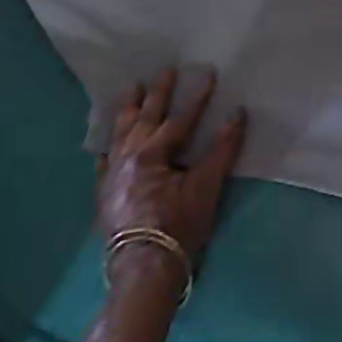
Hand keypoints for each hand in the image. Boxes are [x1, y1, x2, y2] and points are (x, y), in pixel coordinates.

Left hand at [96, 68, 246, 268]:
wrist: (144, 271)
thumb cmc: (179, 225)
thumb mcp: (207, 186)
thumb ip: (222, 149)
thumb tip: (238, 114)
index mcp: (151, 156)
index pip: (179, 120)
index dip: (197, 98)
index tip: (209, 74)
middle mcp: (126, 161)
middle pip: (143, 120)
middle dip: (157, 94)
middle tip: (164, 70)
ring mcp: (111, 178)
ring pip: (119, 136)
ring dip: (128, 112)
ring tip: (132, 90)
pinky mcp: (104, 196)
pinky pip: (104, 163)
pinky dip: (108, 149)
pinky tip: (108, 144)